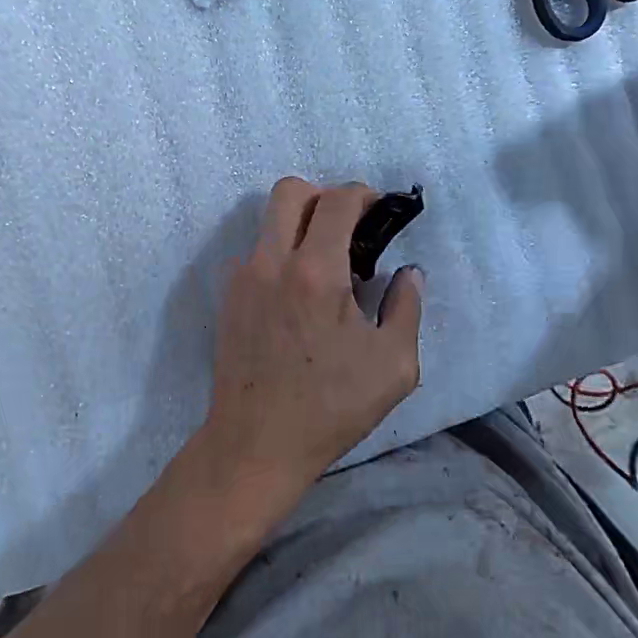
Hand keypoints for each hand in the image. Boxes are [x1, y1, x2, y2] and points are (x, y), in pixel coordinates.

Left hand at [199, 177, 424, 488]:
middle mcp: (273, 262)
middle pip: (290, 190)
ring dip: (301, 225)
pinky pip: (258, 251)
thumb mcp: (394, 365)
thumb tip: (408, 274)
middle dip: (325, 196)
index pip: (337, 200)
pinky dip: (282, 253)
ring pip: (269, 219)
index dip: (364, 194)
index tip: (380, 212)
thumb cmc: (330, 407)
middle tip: (349, 229)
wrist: (254, 448)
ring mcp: (244, 278)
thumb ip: (407, 307)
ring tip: (326, 264)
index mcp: (316, 272)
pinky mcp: (229, 298)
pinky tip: (300, 295)